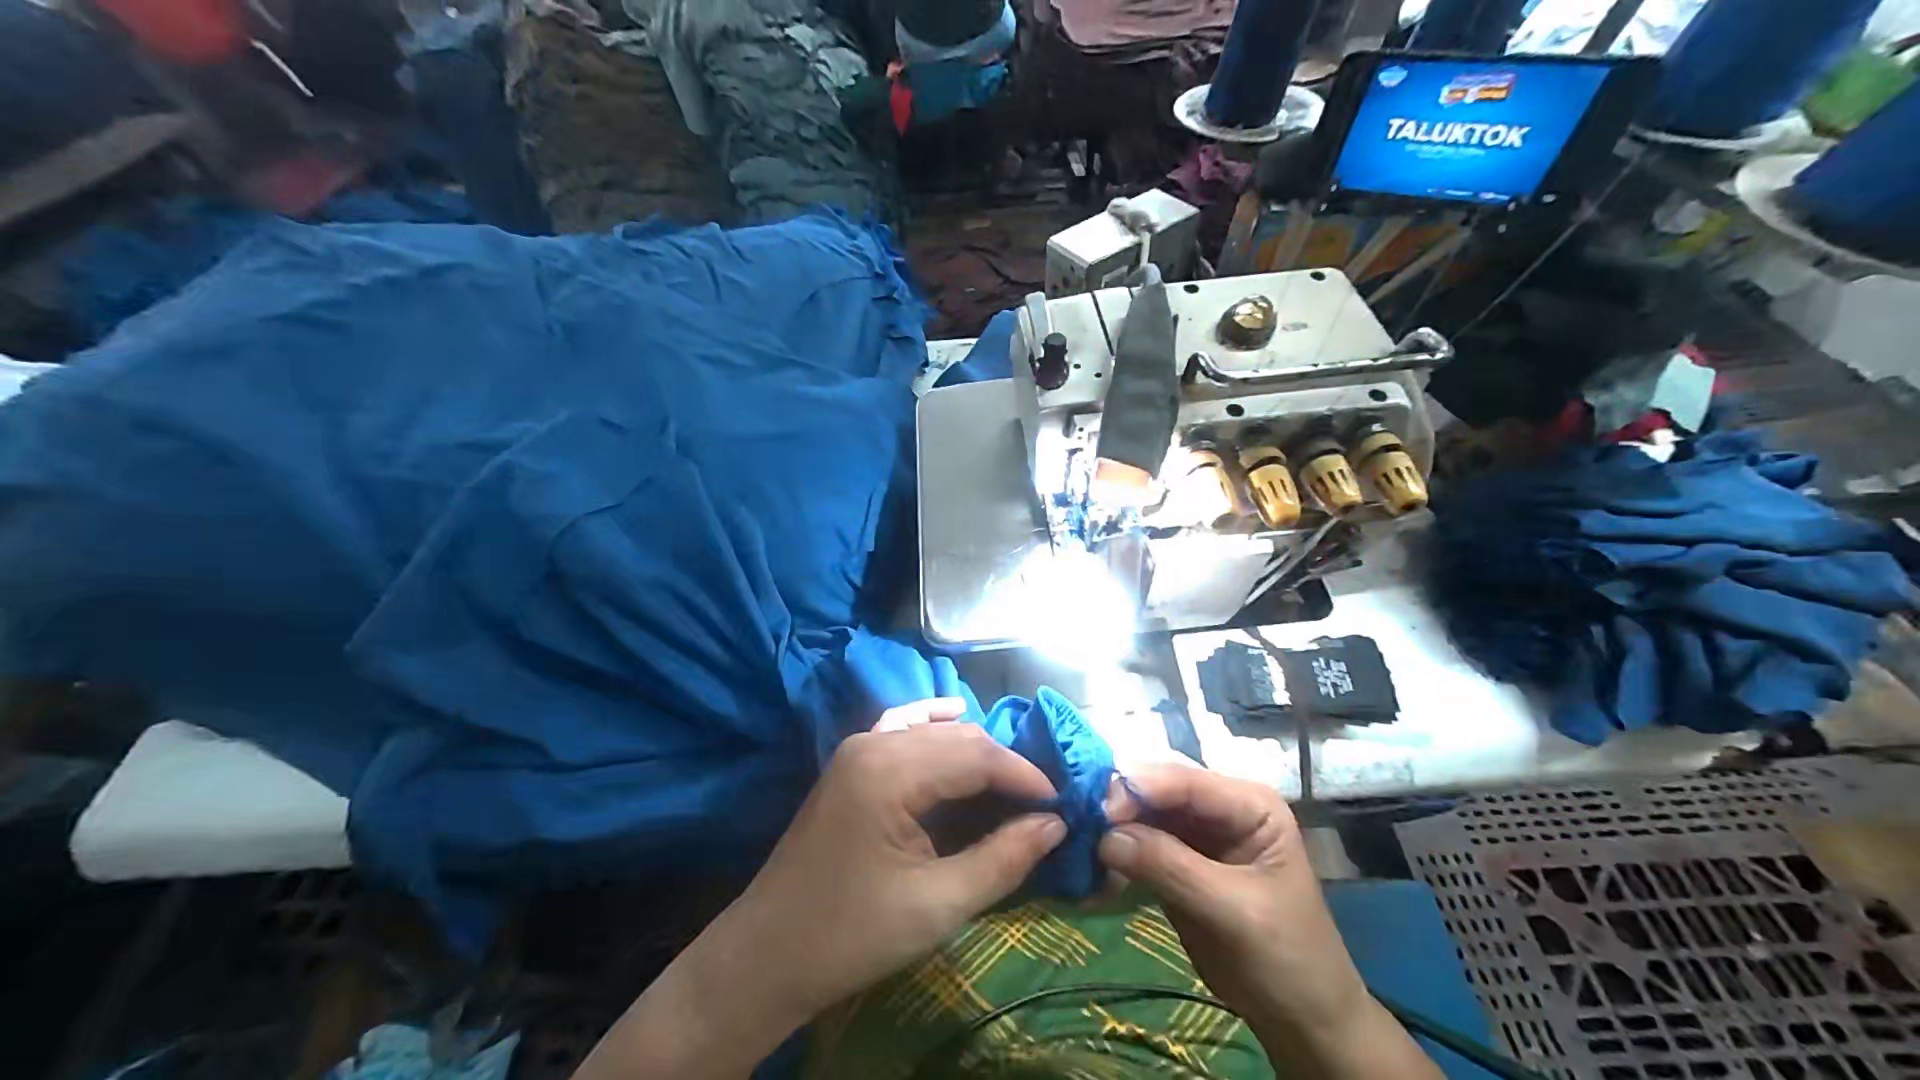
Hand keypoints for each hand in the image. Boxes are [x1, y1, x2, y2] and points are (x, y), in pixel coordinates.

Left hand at [575, 717, 1066, 1079]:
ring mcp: (856, 749)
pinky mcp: (848, 763)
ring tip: (1011, 784)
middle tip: (1042, 803)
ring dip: (974, 751)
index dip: (1025, 776)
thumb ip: (1002, 859)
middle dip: (1004, 765)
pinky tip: (954, 719)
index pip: (977, 755)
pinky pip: (900, 727)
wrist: (768, 955)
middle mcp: (872, 744)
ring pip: (932, 732)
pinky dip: (932, 725)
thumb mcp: (938, 905)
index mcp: (890, 772)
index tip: (1063, 805)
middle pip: (957, 738)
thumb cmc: (852, 935)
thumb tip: (1055, 824)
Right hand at [1101, 765, 1366, 1031]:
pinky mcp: (1176, 858)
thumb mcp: (1232, 912)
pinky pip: (1137, 840)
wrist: (1302, 1018)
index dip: (1138, 788)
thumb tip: (1105, 837)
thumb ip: (1171, 868)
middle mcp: (1219, 805)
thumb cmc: (1286, 958)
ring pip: (1141, 811)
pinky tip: (1089, 860)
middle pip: (1157, 788)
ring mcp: (1196, 831)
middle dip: (1118, 802)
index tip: (1096, 810)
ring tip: (1076, 839)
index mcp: (1249, 803)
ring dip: (1110, 825)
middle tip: (1077, 822)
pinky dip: (1114, 849)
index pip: (1184, 780)